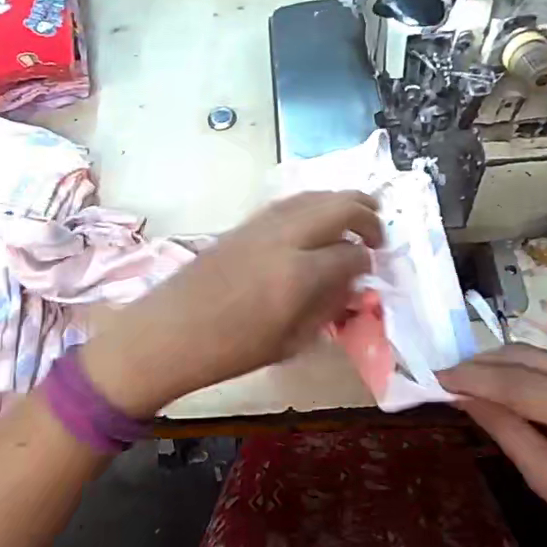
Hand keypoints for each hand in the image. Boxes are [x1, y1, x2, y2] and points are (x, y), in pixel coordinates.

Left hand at [83, 192, 382, 416]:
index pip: (350, 255)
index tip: (369, 270)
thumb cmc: (230, 350)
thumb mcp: (289, 341)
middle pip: (339, 208)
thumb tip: (349, 284)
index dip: (366, 262)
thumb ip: (325, 307)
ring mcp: (262, 226)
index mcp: (298, 275)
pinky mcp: (244, 224)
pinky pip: (289, 202)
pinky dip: (313, 203)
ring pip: (313, 196)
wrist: (169, 332)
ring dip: (341, 201)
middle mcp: (284, 239)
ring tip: (358, 213)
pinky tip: (318, 217)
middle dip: (366, 215)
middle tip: (378, 232)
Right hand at [438, 344, 546, 546]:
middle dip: (481, 366)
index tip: (432, 377)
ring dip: (498, 367)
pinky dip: (521, 373)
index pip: (519, 383)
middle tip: (441, 379)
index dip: (471, 377)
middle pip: (528, 359)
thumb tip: (460, 395)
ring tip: (462, 383)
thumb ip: (504, 429)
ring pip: (538, 357)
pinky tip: (498, 387)